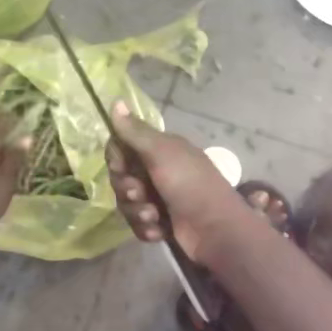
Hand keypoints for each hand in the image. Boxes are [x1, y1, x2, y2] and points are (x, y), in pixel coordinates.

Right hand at [107, 102, 244, 265]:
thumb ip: (136, 132)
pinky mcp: (159, 223)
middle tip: (140, 194)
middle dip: (127, 190)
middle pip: (120, 178)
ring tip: (154, 216)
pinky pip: (136, 224)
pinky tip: (159, 230)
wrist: (216, 229)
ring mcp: (158, 198)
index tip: (122, 167)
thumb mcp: (162, 153)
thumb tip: (115, 100)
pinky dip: (146, 228)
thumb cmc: (190, 185)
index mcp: (159, 151)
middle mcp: (157, 172)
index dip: (116, 160)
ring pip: (126, 203)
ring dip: (137, 211)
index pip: (121, 148)